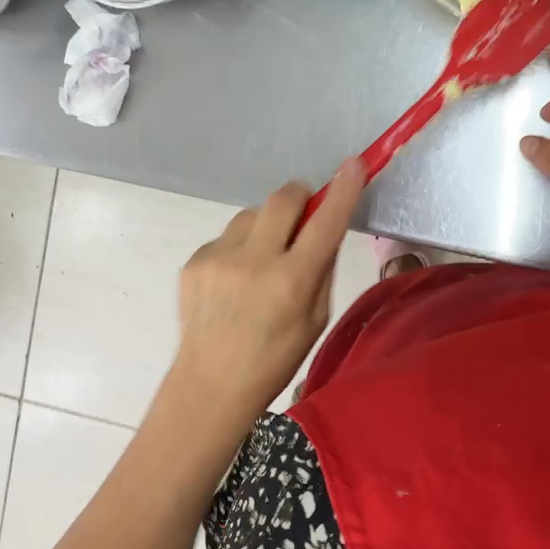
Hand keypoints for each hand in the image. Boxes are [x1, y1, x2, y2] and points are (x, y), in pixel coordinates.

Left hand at [174, 159, 365, 414]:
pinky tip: (234, 282)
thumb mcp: (316, 319)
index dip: (343, 189)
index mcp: (293, 281)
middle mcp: (255, 261)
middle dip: (300, 197)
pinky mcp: (194, 261)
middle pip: (283, 197)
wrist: (210, 384)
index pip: (326, 221)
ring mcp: (219, 258)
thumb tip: (325, 228)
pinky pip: (227, 237)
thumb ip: (322, 269)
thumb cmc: (275, 359)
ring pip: (252, 214)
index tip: (354, 164)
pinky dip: (238, 249)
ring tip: (261, 263)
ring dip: (266, 226)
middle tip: (303, 215)